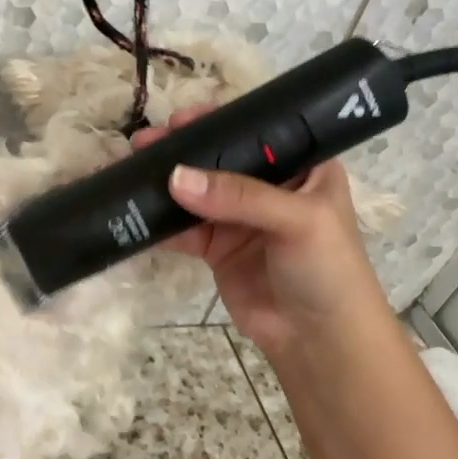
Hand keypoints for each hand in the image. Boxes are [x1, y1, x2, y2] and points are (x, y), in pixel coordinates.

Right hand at [130, 106, 390, 356]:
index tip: (181, 119)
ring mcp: (238, 220)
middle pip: (218, 160)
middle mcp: (268, 188)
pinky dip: (158, 222)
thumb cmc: (328, 270)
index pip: (258, 133)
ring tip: (129, 169)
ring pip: (194, 193)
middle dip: (182, 151)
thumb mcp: (296, 221)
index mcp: (303, 168)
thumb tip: (175, 178)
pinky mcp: (215, 249)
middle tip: (143, 143)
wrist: (319, 339)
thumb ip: (238, 196)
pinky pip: (181, 228)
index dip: (220, 122)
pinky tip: (133, 211)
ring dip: (164, 183)